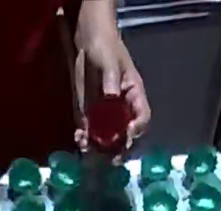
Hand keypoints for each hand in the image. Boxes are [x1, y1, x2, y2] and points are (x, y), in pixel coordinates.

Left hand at [73, 2, 149, 150]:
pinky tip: (79, 139)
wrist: (85, 42)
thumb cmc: (104, 46)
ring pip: (107, 141)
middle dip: (117, 149)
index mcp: (133, 96)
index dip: (136, 130)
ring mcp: (106, 118)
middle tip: (109, 158)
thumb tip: (112, 97)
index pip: (142, 119)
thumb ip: (112, 79)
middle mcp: (122, 111)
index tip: (126, 135)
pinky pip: (90, 136)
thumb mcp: (109, 60)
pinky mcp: (90, 119)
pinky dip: (84, 142)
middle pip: (125, 137)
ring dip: (98, 150)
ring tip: (88, 148)